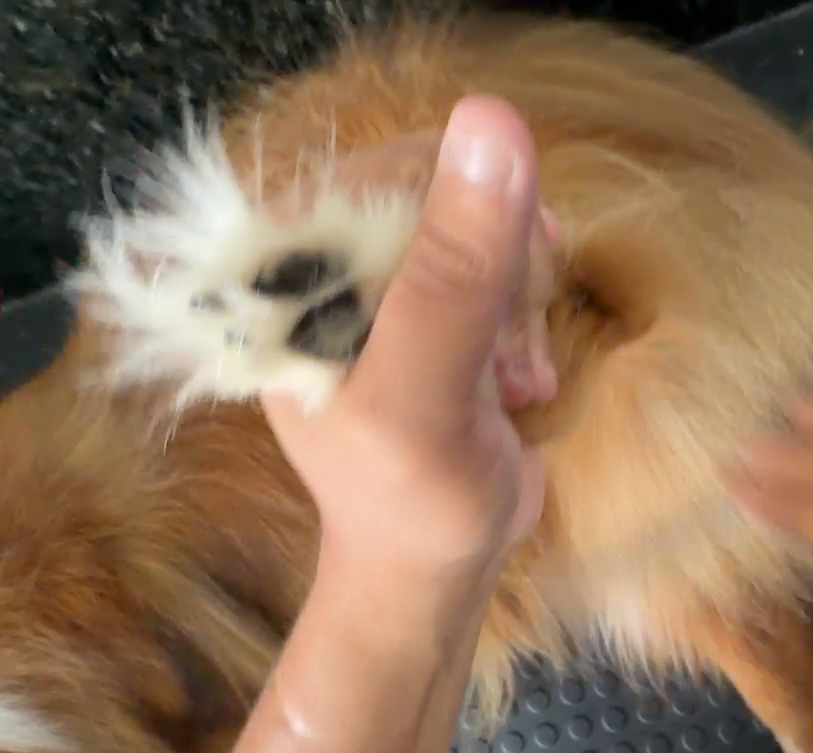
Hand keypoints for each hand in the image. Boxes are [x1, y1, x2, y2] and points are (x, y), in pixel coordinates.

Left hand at [264, 97, 556, 591]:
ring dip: (520, 298)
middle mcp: (327, 273)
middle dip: (499, 265)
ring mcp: (383, 296)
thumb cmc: (414, 505)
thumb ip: (452, 277)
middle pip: (439, 194)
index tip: (508, 288)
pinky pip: (495, 273)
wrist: (434, 569)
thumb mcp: (425, 398)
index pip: (382, 172)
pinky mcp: (432, 323)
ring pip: (479, 231)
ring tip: (517, 375)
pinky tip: (525, 380)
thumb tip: (496, 124)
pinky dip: (525, 323)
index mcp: (288, 278)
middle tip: (512, 341)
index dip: (462, 212)